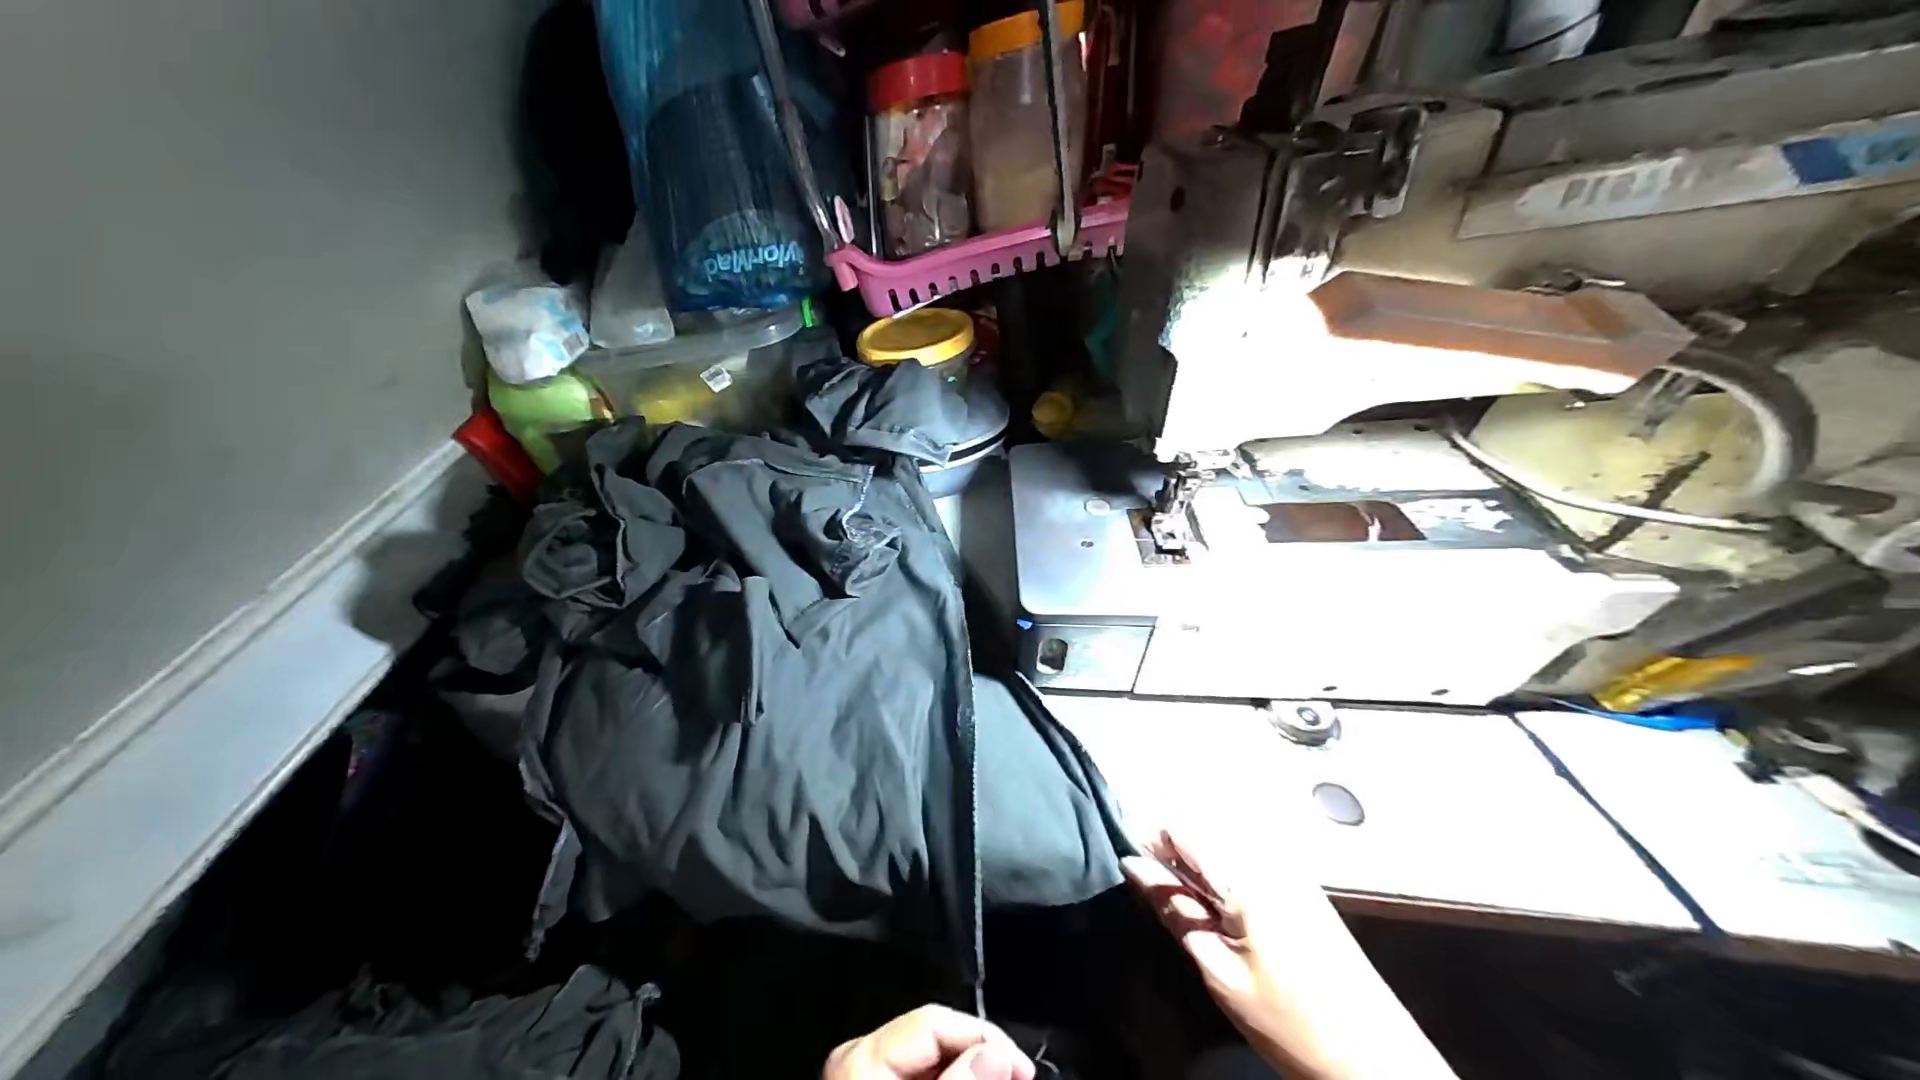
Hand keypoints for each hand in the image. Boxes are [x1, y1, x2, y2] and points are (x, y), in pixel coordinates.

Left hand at [822, 1005, 1036, 1079]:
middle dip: (980, 1058)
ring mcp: (860, 1078)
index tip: (1021, 1069)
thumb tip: (995, 1055)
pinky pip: (916, 1078)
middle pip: (935, 1038)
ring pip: (931, 1059)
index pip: (936, 1022)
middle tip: (1017, 1078)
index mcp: (862, 1059)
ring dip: (968, 1074)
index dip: (986, 1039)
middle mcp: (856, 1060)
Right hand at [1124, 826, 1455, 1079]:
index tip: (1152, 890)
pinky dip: (1230, 879)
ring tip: (1209, 922)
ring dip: (1204, 871)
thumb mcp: (1219, 972)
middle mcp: (1270, 859)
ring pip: (1224, 845)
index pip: (1179, 828)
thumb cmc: (1290, 1024)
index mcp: (1246, 875)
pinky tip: (1238, 923)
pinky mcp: (1305, 887)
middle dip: (1179, 862)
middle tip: (1180, 912)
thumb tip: (1134, 865)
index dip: (1155, 852)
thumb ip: (1175, 910)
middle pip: (1202, 830)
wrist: (1380, 1064)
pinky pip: (1249, 861)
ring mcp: (1292, 871)